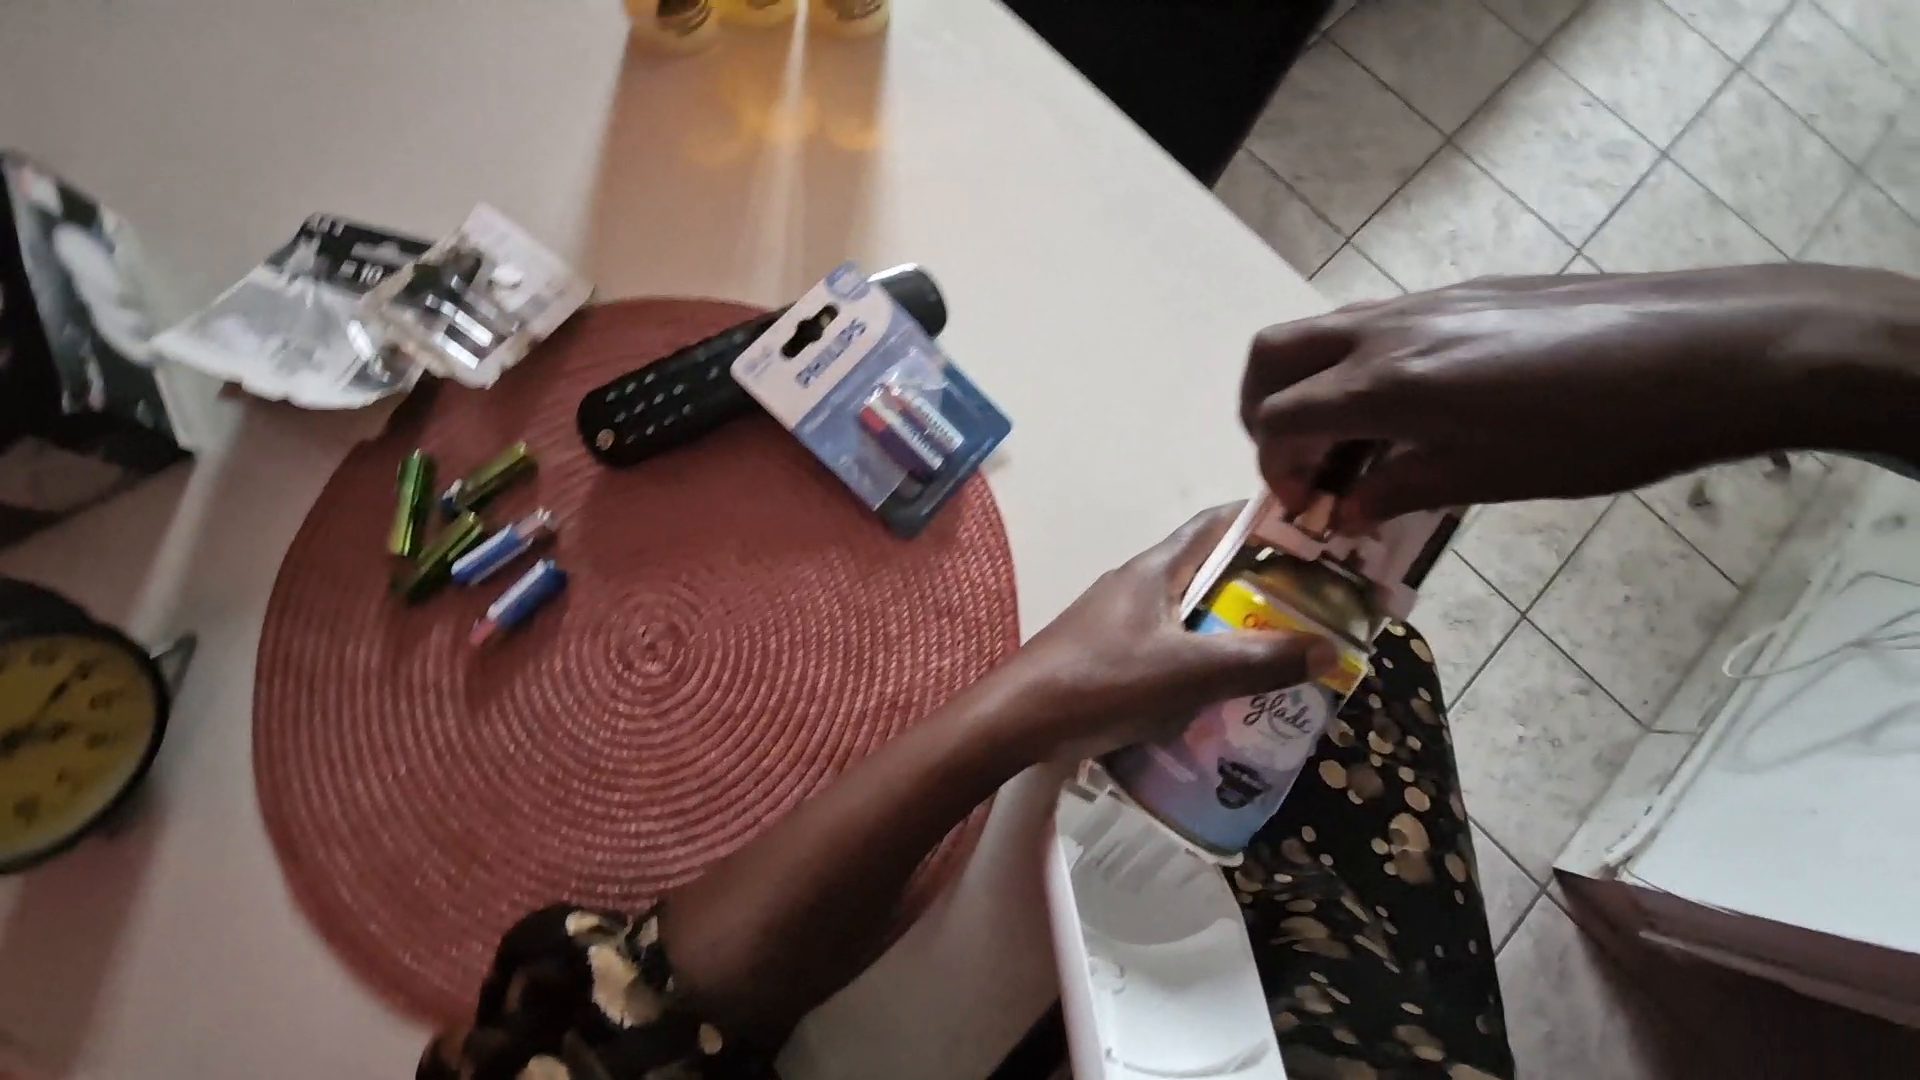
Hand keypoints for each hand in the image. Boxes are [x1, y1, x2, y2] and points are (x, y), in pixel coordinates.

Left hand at [983, 504, 1335, 761]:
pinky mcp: (1105, 653)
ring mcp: (1116, 619)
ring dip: (1228, 627)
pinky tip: (1219, 690)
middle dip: (1257, 585)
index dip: (1261, 522)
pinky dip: (1198, 658)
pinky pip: (1165, 645)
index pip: (1214, 525)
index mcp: (1153, 569)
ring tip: (1278, 653)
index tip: (1312, 535)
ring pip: (1186, 612)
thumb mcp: (1188, 672)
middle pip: (1206, 571)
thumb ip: (1258, 660)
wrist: (1017, 719)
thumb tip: (1330, 649)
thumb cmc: (1102, 682)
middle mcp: (1135, 584)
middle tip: (1310, 609)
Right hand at [1241, 264, 1919, 530]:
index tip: (1304, 503)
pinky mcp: (1460, 294)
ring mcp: (1421, 304)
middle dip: (1260, 409)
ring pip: (1319, 333)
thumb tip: (1346, 512)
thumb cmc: (1599, 431)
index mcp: (1386, 383)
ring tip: (1349, 439)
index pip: (1280, 418)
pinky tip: (1408, 408)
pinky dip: (1354, 369)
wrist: (1720, 348)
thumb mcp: (1487, 478)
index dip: (1274, 467)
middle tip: (1295, 456)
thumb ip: (1398, 491)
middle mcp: (1385, 332)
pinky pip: (1371, 327)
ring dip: (1307, 386)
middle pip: (1272, 355)